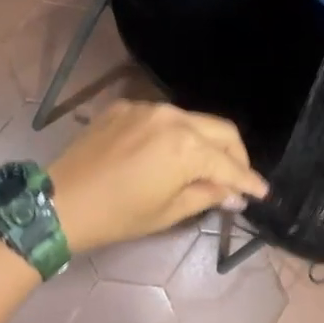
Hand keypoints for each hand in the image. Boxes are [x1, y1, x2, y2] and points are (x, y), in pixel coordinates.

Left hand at [48, 101, 268, 252]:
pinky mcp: (124, 107)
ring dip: (205, 141)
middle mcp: (172, 118)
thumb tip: (233, 194)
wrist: (61, 201)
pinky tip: (168, 154)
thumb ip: (207, 195)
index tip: (262, 193)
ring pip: (192, 120)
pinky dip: (174, 134)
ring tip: (206, 166)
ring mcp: (146, 108)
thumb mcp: (168, 212)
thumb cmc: (118, 215)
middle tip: (239, 179)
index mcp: (187, 147)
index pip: (230, 164)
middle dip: (235, 154)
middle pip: (220, 130)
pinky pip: (161, 117)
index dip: (249, 181)